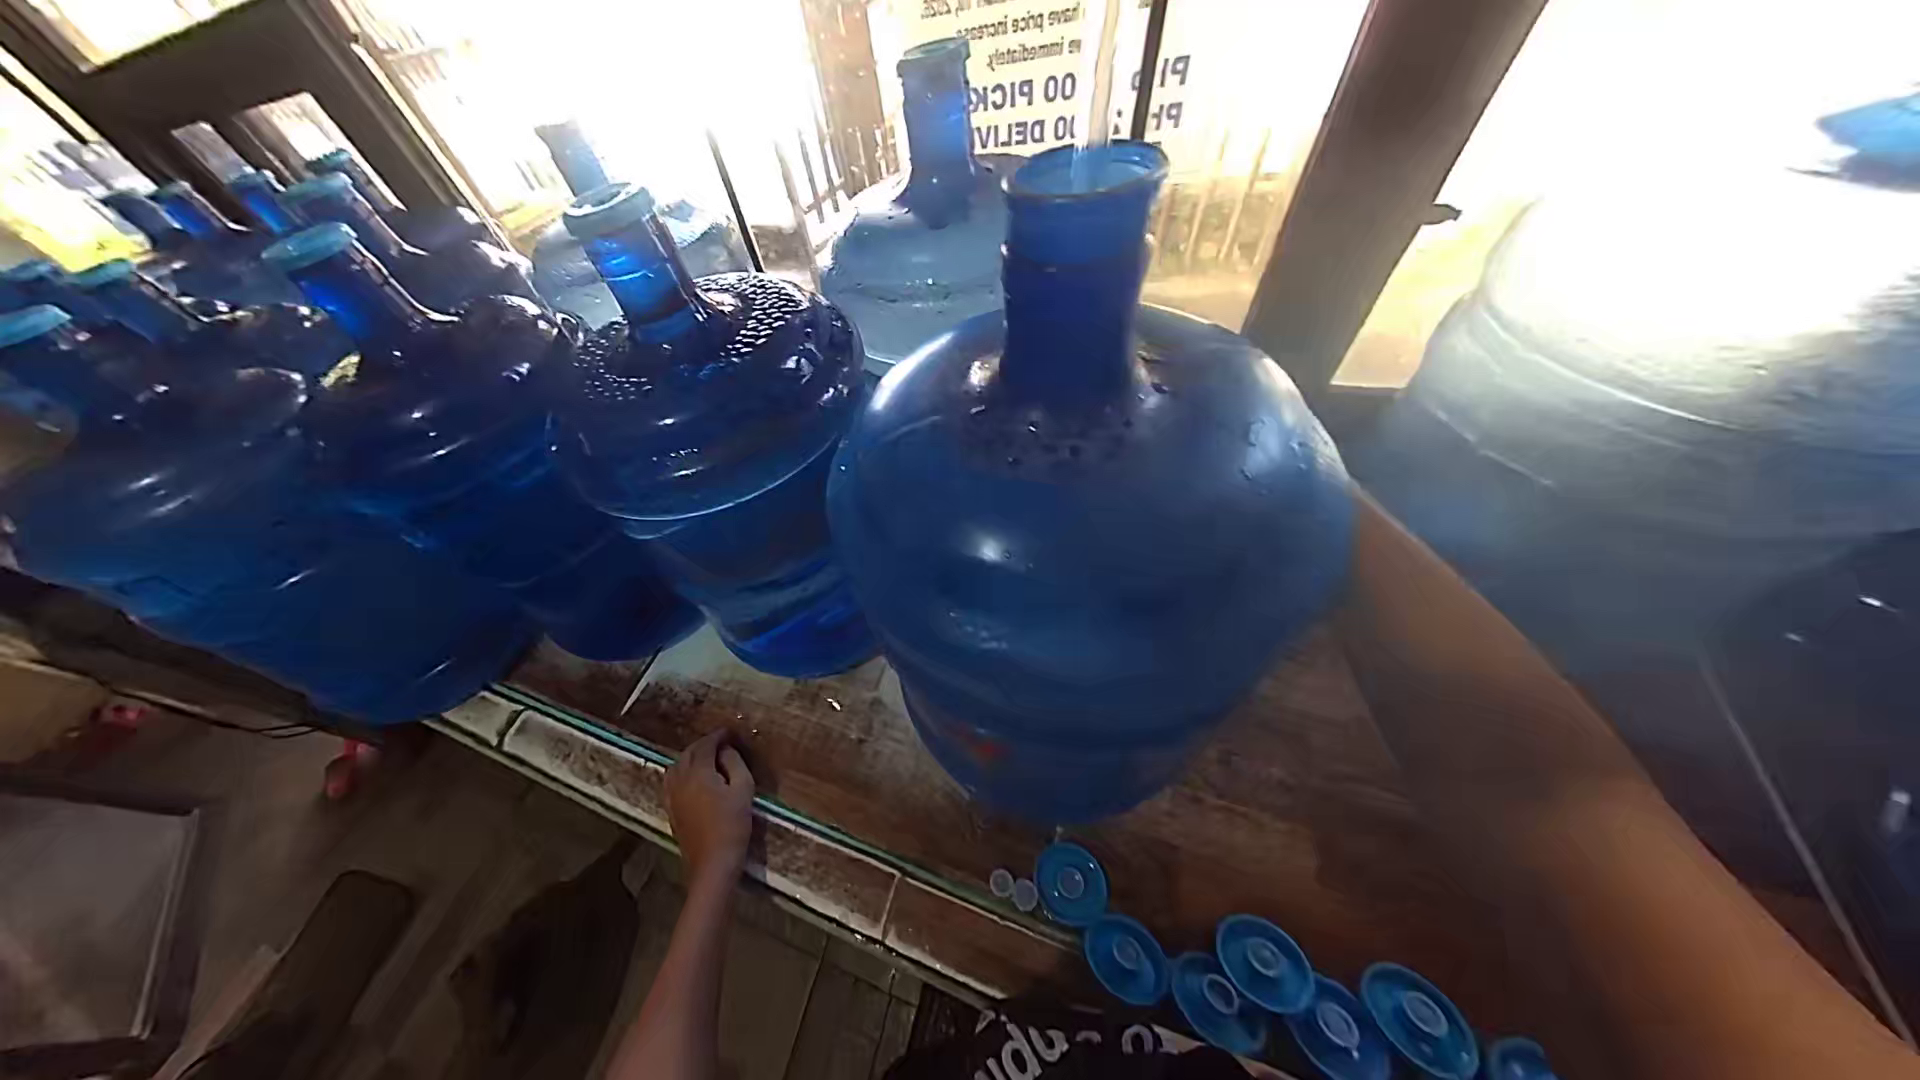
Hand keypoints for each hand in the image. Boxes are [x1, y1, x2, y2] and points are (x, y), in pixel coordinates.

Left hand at [665, 729, 755, 887]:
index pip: (706, 745)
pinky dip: (682, 772)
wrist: (712, 863)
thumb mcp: (743, 788)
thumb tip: (726, 751)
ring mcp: (672, 796)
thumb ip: (734, 763)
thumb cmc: (733, 824)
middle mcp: (680, 780)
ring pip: (677, 766)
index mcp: (698, 772)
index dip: (718, 736)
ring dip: (692, 757)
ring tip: (709, 758)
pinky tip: (693, 778)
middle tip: (723, 743)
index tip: (731, 733)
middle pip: (688, 753)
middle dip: (704, 744)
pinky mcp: (671, 810)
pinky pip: (672, 781)